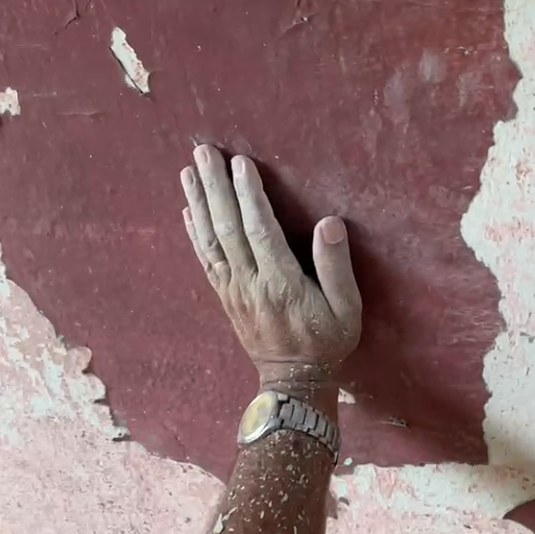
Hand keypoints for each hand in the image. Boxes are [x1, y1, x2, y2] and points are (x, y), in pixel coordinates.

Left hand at [179, 145, 361, 390]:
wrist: (293, 381)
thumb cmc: (326, 340)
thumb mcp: (346, 308)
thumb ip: (336, 266)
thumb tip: (329, 222)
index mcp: (281, 282)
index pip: (260, 230)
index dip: (249, 195)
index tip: (240, 163)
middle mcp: (250, 283)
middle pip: (227, 228)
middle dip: (214, 187)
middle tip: (204, 152)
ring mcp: (232, 290)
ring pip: (210, 240)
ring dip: (198, 203)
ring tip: (188, 170)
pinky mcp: (225, 296)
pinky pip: (205, 259)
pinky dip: (194, 232)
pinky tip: (188, 209)